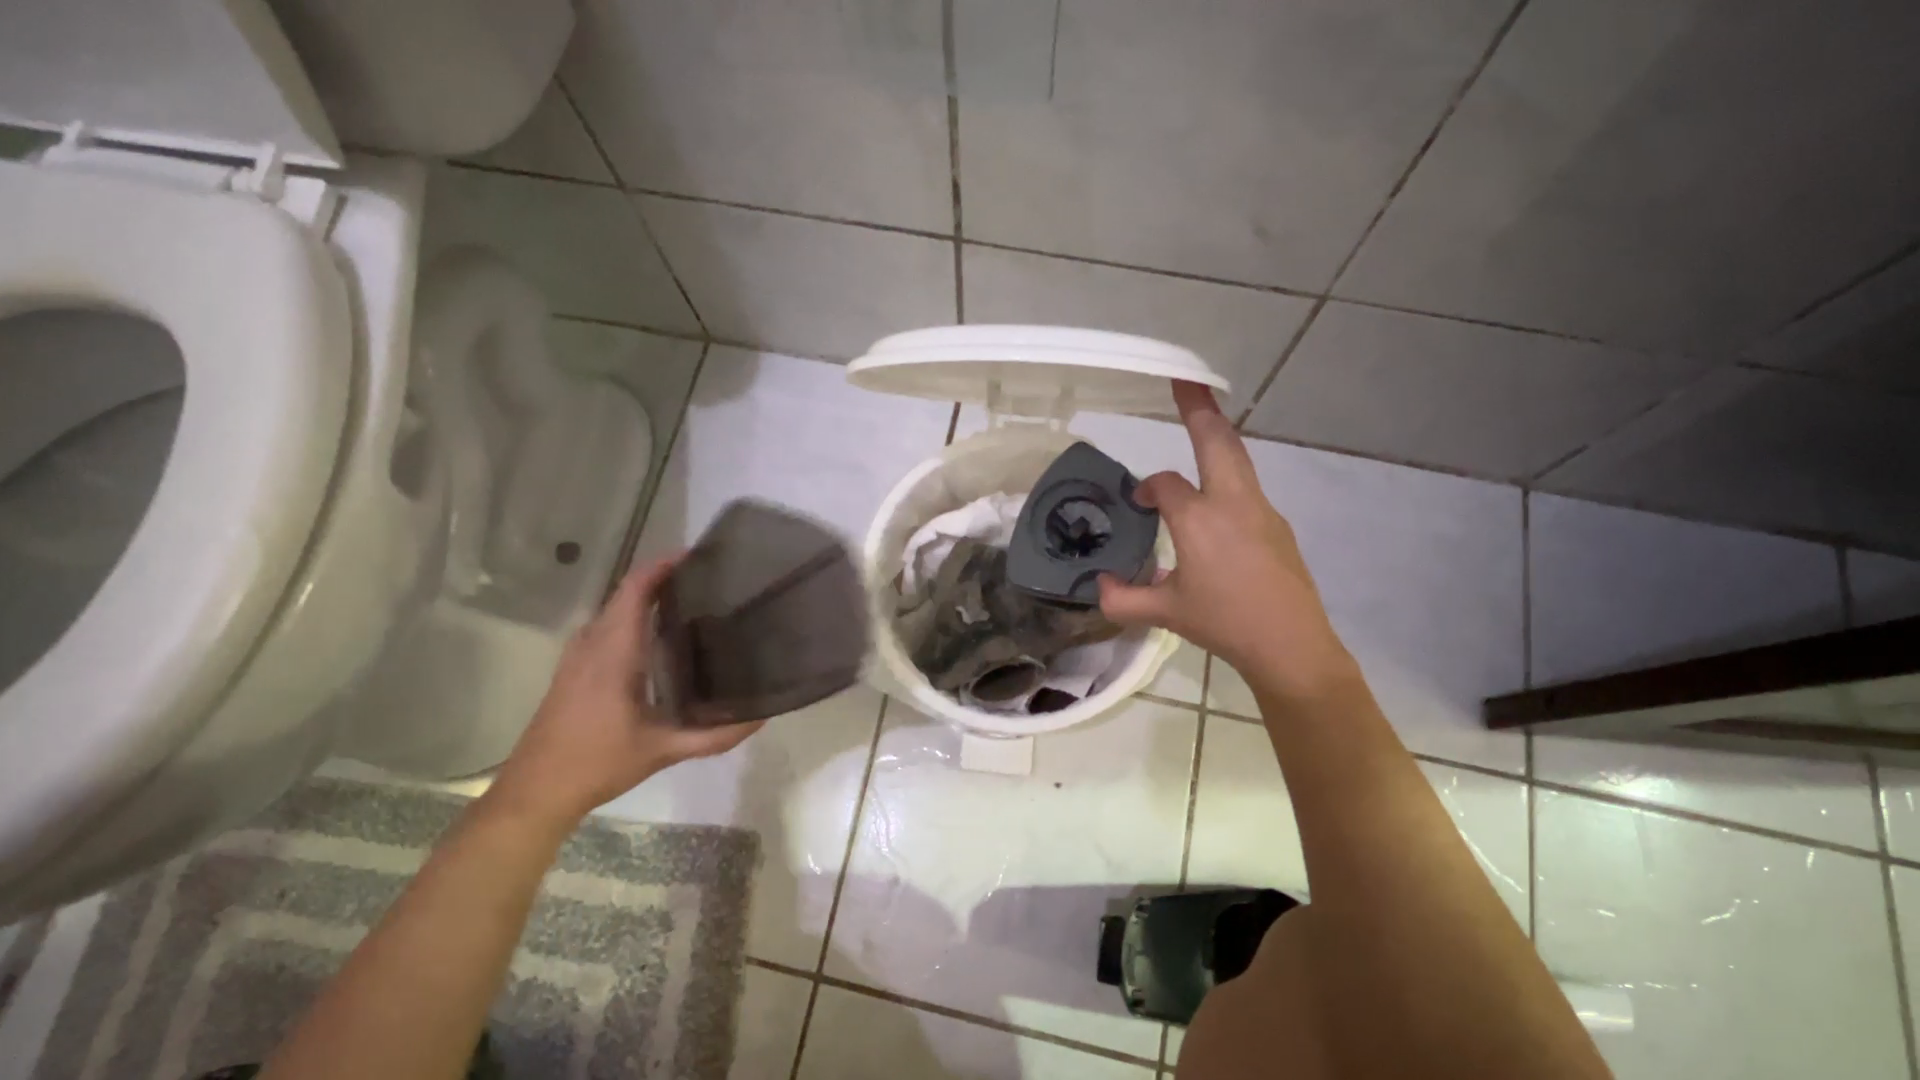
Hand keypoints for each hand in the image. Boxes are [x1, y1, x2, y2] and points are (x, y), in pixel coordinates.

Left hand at [487, 555, 762, 826]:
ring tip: (689, 603)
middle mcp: (594, 643)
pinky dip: (631, 618)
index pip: (636, 590)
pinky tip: (656, 640)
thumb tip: (760, 719)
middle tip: (707, 581)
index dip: (663, 566)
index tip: (697, 556)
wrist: (537, 789)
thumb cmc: (599, 763)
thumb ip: (714, 736)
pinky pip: (605, 627)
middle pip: (626, 593)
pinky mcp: (572, 669)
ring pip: (613, 610)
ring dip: (645, 598)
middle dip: (662, 579)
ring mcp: (578, 655)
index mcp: (615, 652)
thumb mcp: (663, 751)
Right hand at [1098, 381, 1358, 700]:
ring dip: (1217, 434)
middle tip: (1185, 379)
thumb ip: (1122, 599)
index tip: (1139, 505)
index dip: (1147, 489)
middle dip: (1198, 407)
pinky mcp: (1278, 525)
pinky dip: (1228, 472)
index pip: (1164, 485)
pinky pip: (1248, 486)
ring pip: (1238, 457)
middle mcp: (1232, 503)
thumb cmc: (1224, 624)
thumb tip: (1099, 586)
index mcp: (1198, 519)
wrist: (1290, 644)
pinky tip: (1220, 499)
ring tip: (1203, 414)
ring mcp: (1261, 510)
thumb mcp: (1165, 614)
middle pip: (1216, 440)